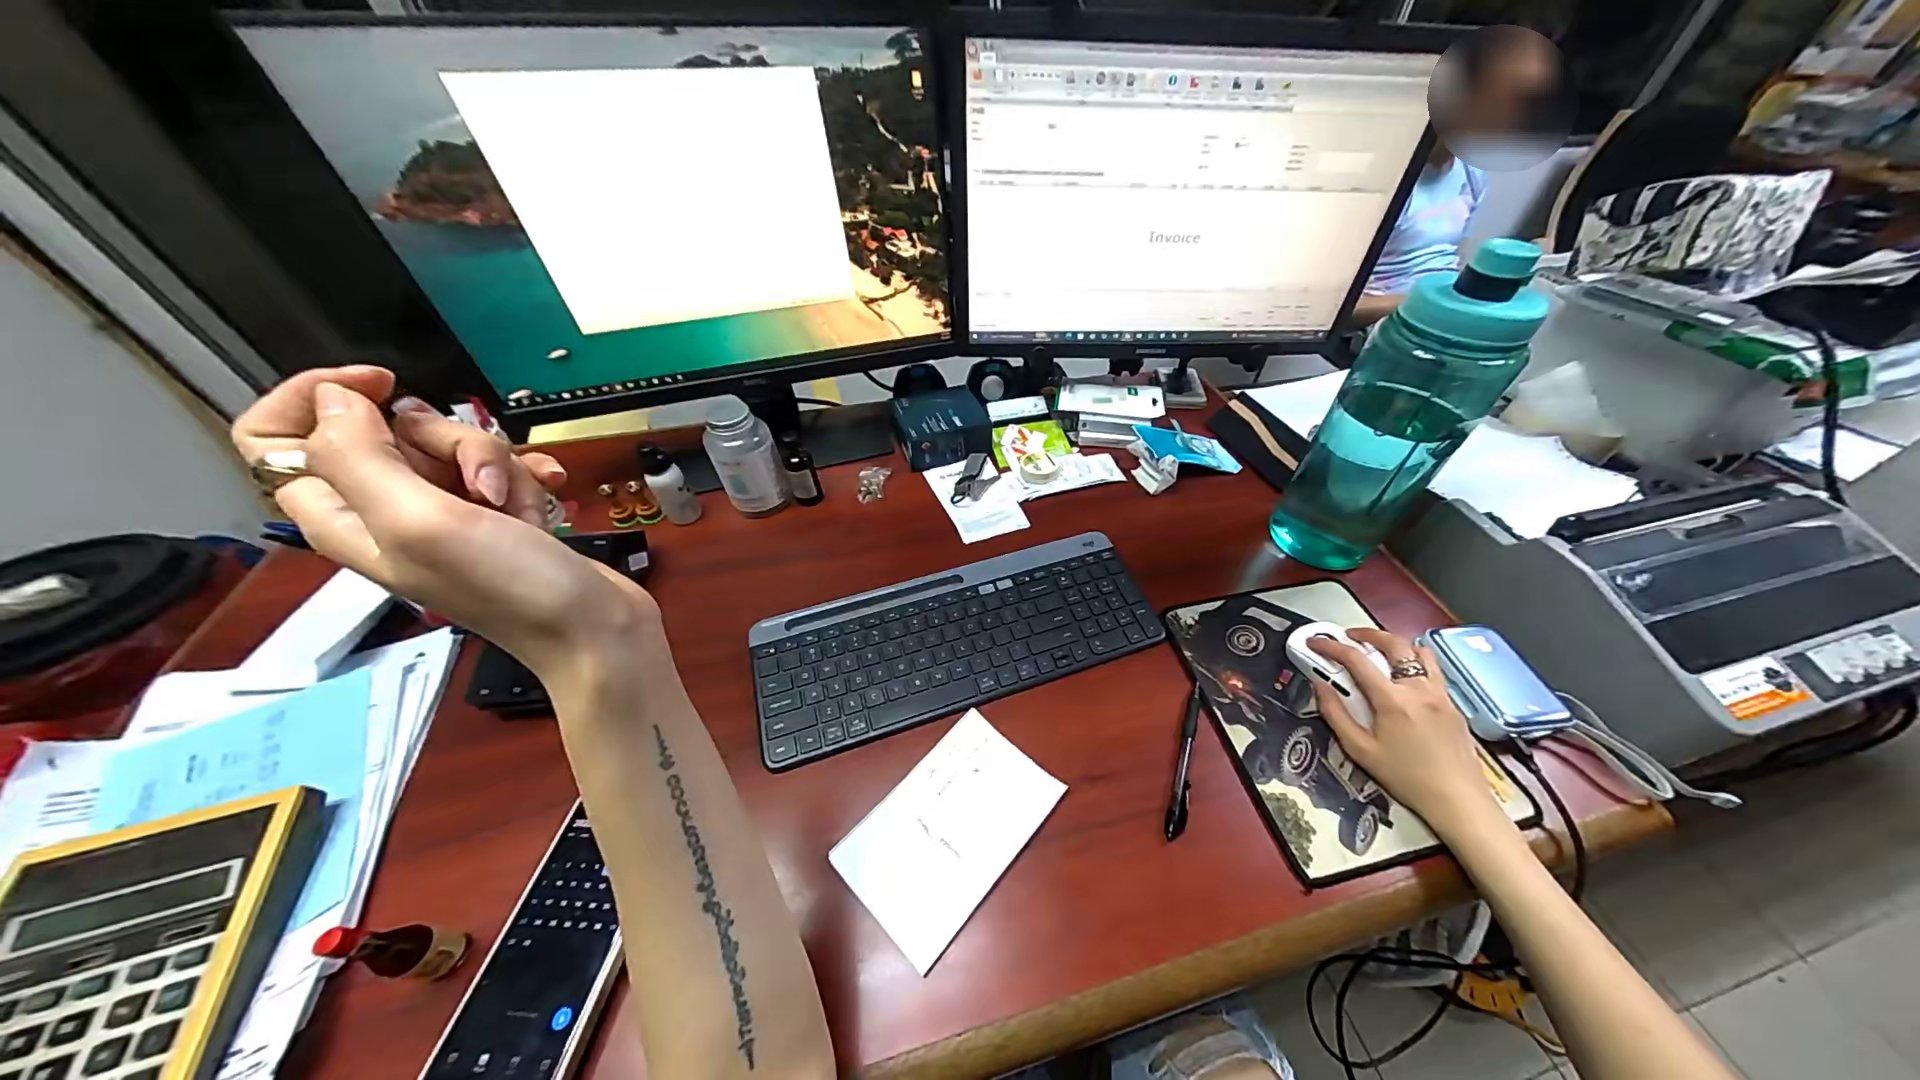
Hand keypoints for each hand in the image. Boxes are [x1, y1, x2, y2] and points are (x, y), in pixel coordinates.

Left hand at [231, 368, 656, 678]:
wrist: (590, 625)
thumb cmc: (507, 585)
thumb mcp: (419, 522)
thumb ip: (359, 456)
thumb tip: (335, 399)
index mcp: (346, 517)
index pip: (279, 438)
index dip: (315, 399)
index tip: (379, 386)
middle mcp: (390, 511)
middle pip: (392, 434)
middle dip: (447, 442)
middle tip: (478, 483)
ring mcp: (449, 514)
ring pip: (455, 448)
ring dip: (498, 465)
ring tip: (518, 508)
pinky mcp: (498, 515)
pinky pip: (502, 469)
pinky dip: (527, 477)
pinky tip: (546, 497)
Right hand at [1308, 628, 1506, 839]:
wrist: (1458, 801)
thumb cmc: (1406, 778)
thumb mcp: (1360, 749)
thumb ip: (1336, 714)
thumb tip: (1320, 686)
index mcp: (1393, 700)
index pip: (1357, 660)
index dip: (1331, 646)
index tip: (1316, 642)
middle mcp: (1419, 690)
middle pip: (1394, 644)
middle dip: (1367, 634)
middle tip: (1349, 636)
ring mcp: (1441, 695)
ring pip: (1420, 652)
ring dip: (1396, 644)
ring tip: (1379, 649)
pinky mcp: (1453, 705)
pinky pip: (1433, 670)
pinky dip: (1414, 662)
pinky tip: (1403, 676)